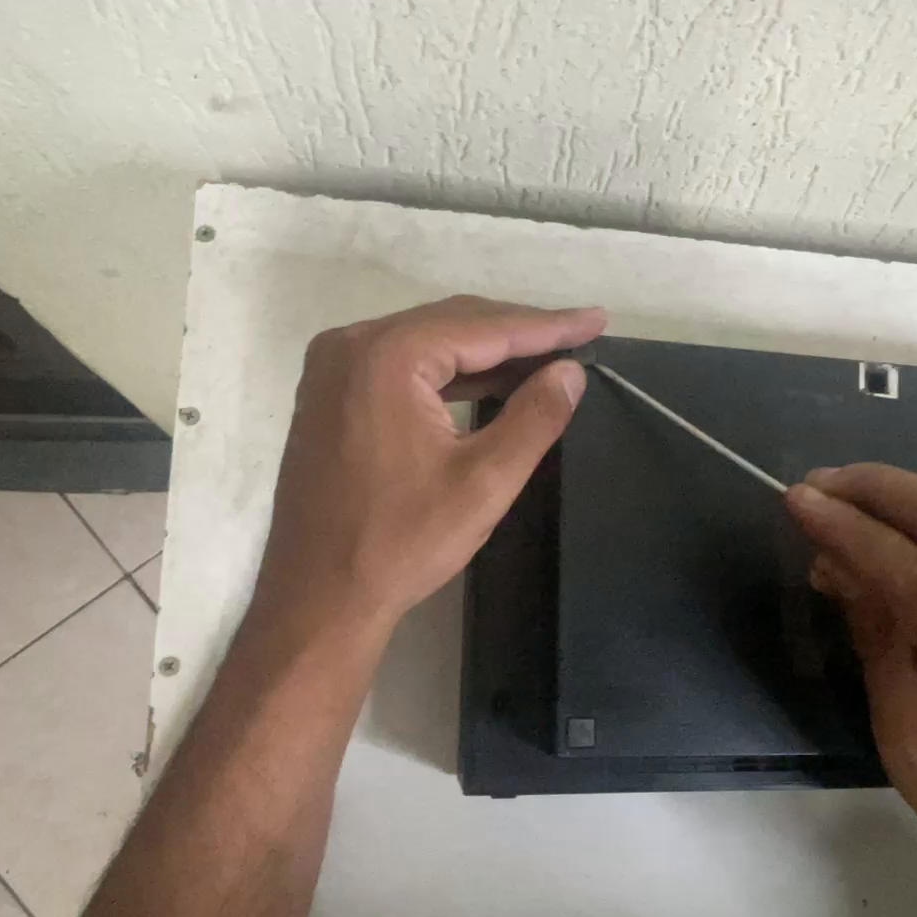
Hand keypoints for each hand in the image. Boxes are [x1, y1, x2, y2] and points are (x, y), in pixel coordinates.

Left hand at [251, 296, 604, 635]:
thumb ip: (534, 418)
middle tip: (578, 336)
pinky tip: (488, 382)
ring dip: (486, 352)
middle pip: (452, 324)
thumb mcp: (483, 481)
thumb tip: (570, 372)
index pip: (484, 327)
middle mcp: (351, 346)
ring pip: (427, 344)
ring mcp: (333, 370)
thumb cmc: (401, 542)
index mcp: (386, 356)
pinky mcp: (330, 397)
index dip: (548, 326)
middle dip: (518, 332)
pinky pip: (401, 367)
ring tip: (545, 357)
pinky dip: (448, 374)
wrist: (319, 596)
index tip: (597, 319)